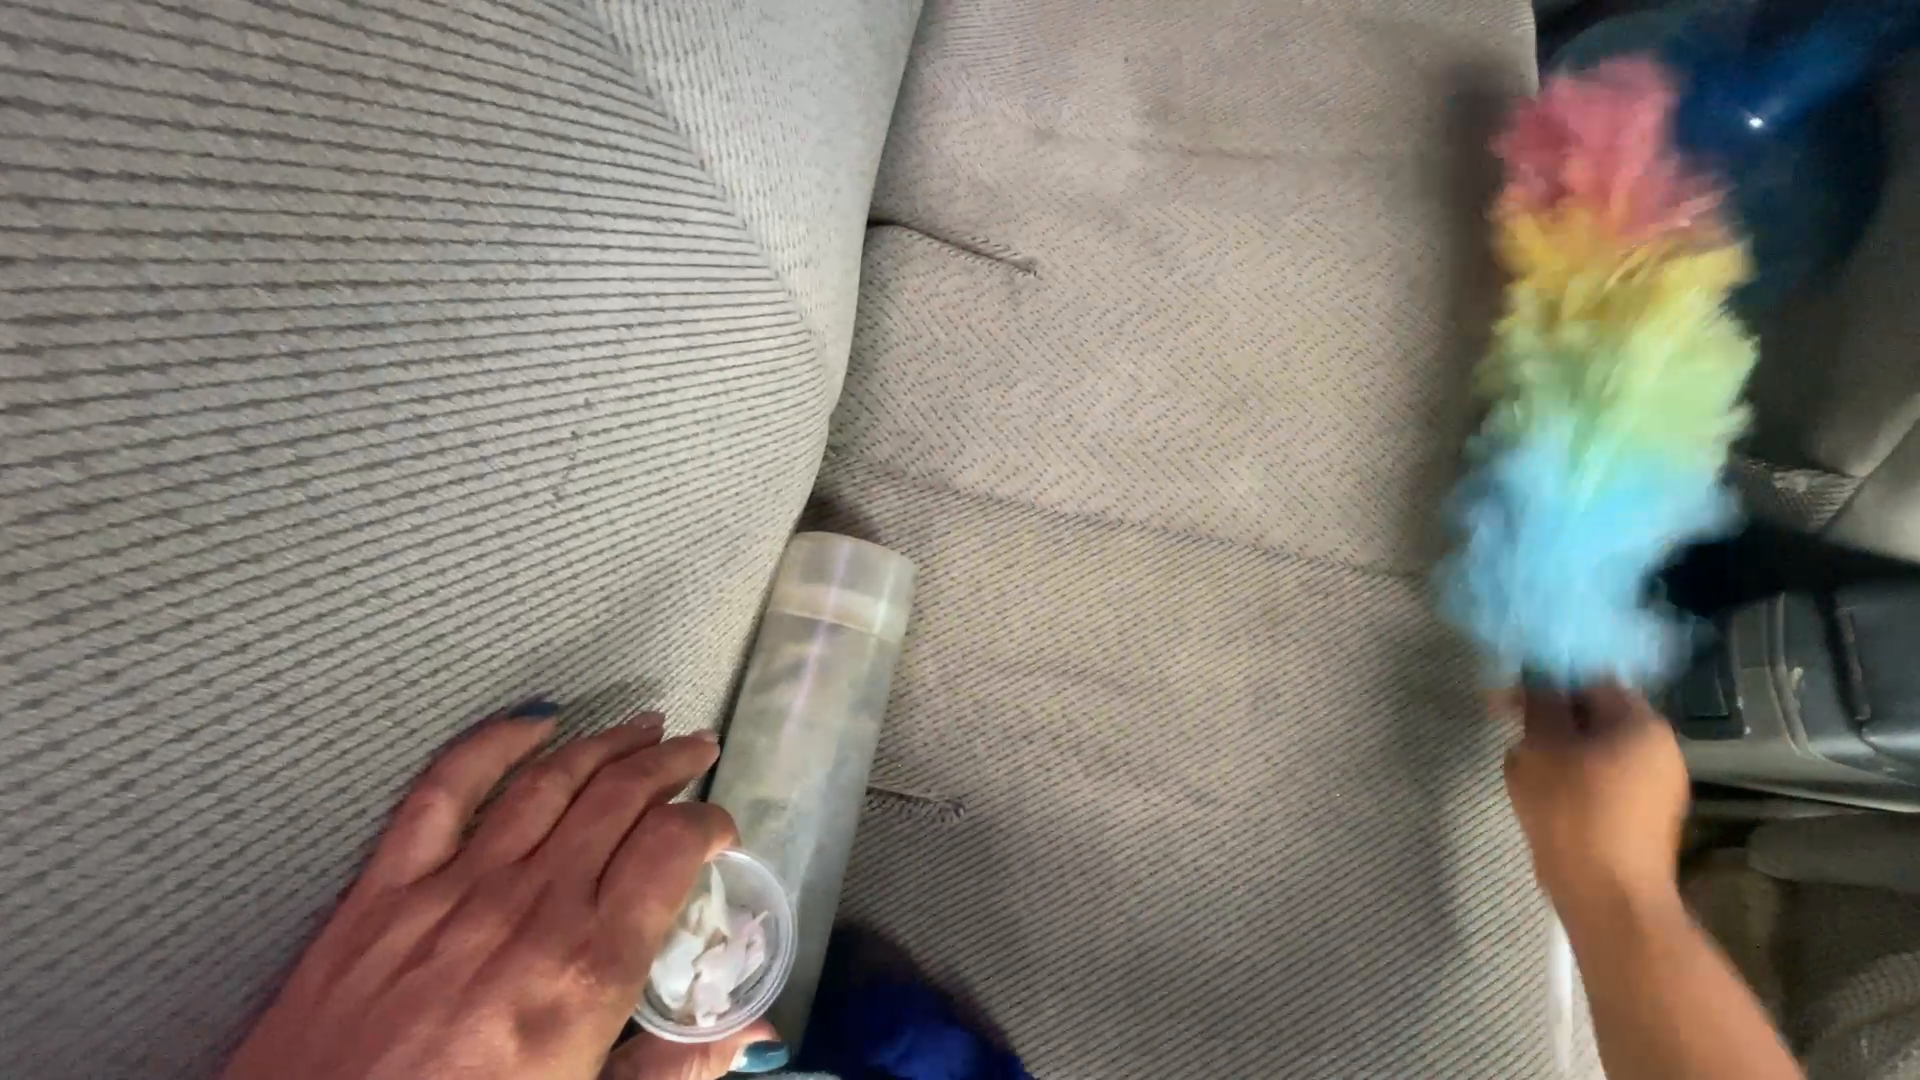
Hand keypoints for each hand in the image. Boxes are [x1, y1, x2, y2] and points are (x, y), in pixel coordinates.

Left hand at [221, 707, 772, 1079]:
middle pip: (621, 795)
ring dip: (608, 742)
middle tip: (698, 748)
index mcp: (591, 965)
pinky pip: (444, 790)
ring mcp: (456, 888)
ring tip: (643, 727)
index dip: (710, 821)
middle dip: (672, 762)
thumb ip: (678, 1067)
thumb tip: (760, 1036)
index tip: (720, 829)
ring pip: (553, 780)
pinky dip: (493, 742)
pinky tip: (536, 721)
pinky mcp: (384, 890)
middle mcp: (534, 905)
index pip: (673, 846)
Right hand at [1500, 683, 1689, 923]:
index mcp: (1642, 725)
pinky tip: (1544, 792)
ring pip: (1593, 746)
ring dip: (1555, 747)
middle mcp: (1660, 749)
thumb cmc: (1570, 807)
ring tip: (1523, 766)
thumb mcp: (1541, 746)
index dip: (1547, 680)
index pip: (1592, 681)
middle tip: (1509, 728)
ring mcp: (1656, 784)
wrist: (1606, 890)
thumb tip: (1539, 675)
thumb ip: (1540, 703)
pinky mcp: (1643, 813)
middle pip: (1595, 714)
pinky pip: (1600, 775)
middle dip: (1549, 718)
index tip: (1509, 695)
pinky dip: (1570, 773)